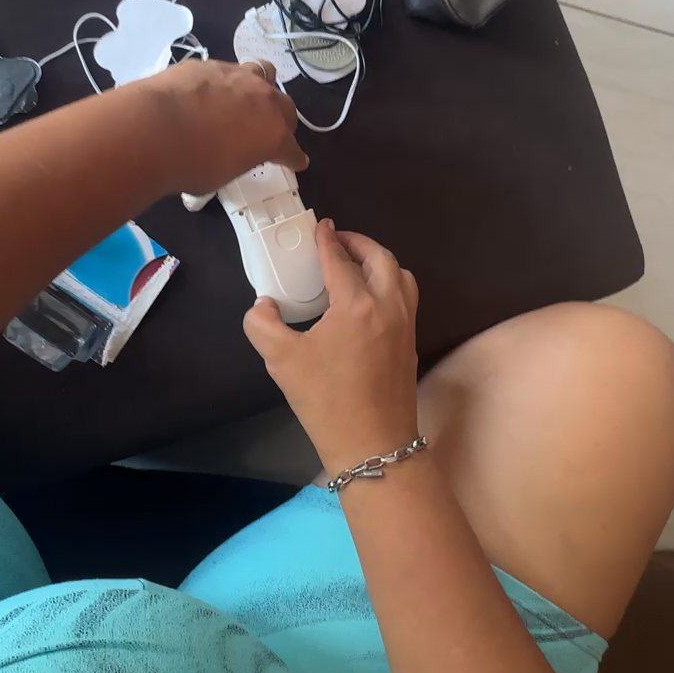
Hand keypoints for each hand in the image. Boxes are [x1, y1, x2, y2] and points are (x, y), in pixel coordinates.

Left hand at [135, 59, 306, 193]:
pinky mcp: (209, 64)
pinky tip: (206, 93)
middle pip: (286, 108)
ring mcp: (238, 77)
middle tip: (267, 131)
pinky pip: (226, 71)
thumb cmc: (191, 164)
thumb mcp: (222, 175)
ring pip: (264, 73)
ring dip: (260, 87)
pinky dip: (222, 83)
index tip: (294, 161)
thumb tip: (227, 153)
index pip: (293, 150)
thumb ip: (235, 159)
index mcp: (274, 135)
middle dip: (281, 120)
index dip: (293, 158)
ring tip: (245, 99)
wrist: (155, 129)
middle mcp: (263, 101)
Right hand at [243, 222, 420, 473]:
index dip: (328, 240)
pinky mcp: (411, 341)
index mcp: (357, 305)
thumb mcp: (281, 360)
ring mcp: (405, 323)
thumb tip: (263, 305)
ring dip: (379, 260)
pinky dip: (389, 282)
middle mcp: (388, 306)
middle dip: (358, 243)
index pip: (340, 260)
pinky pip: (405, 296)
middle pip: (380, 257)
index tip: (320, 227)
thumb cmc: (326, 400)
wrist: (373, 445)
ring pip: (400, 275)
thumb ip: (262, 324)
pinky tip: (369, 297)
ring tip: (356, 264)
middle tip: (337, 241)